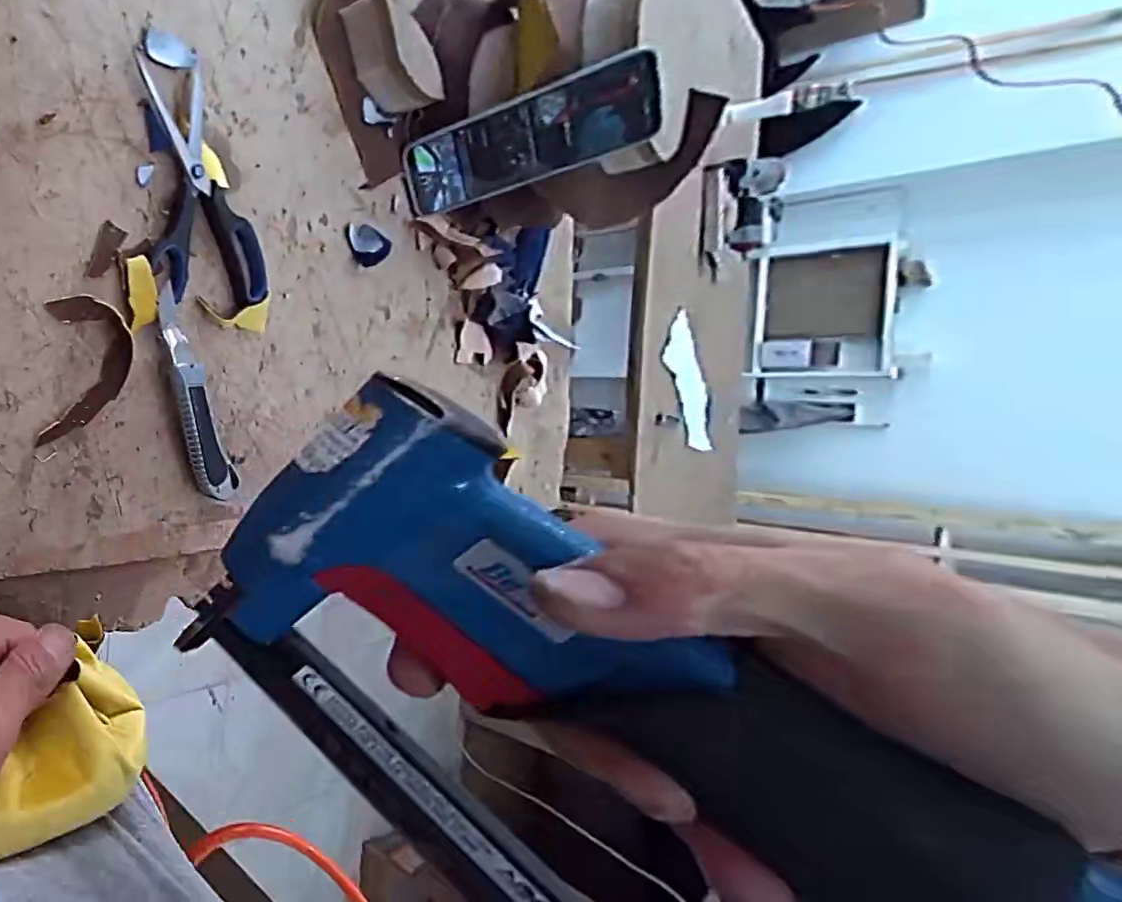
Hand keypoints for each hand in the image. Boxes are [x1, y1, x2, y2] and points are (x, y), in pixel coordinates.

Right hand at [390, 510, 1121, 900]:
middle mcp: (652, 614)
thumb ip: (704, 581)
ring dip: (623, 780)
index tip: (418, 653)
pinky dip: (682, 833)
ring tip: (704, 832)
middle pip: (538, 647)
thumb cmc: (995, 672)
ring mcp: (683, 688)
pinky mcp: (717, 755)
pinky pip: (654, 784)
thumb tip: (549, 589)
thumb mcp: (857, 610)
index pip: (528, 550)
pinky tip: (741, 864)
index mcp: (663, 558)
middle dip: (547, 712)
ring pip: (589, 723)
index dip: (457, 585)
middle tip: (613, 779)